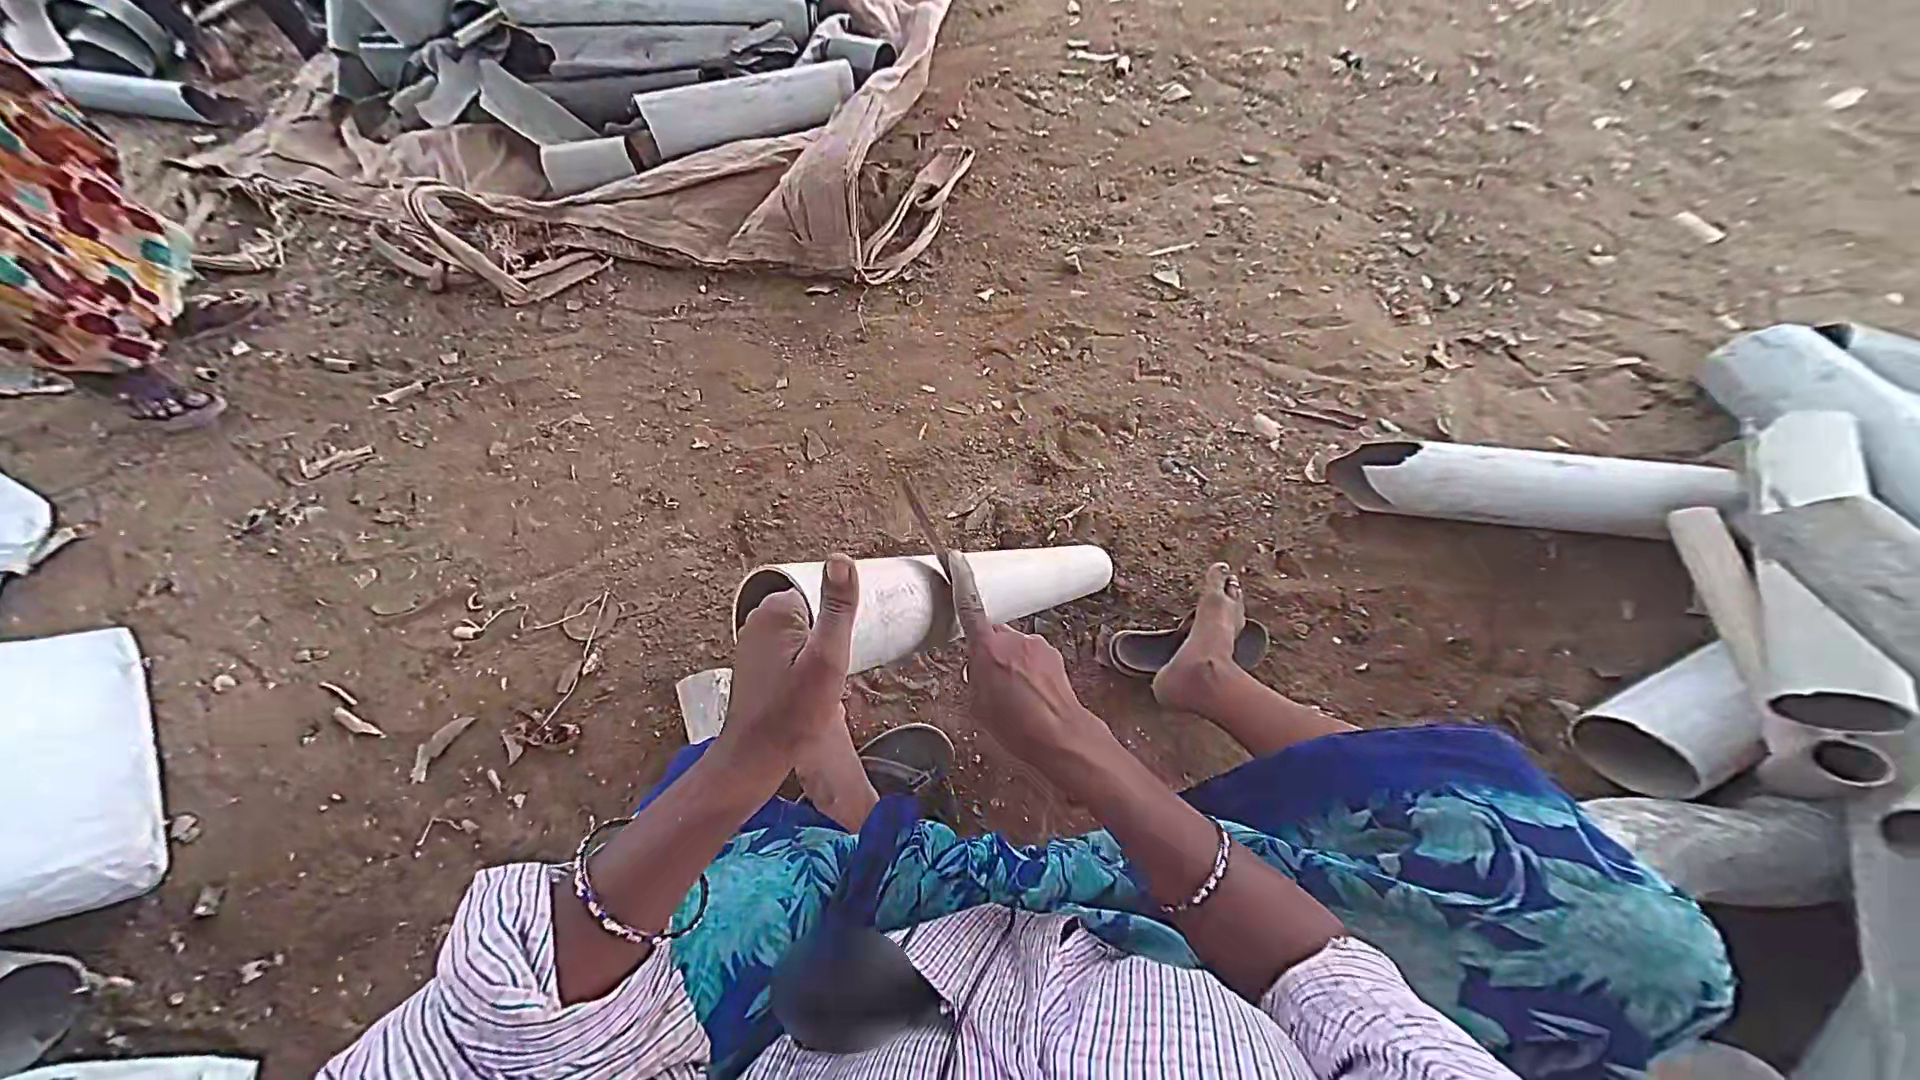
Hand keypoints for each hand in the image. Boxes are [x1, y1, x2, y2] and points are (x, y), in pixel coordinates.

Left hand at [721, 553, 859, 773]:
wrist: (756, 758)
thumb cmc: (794, 712)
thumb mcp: (828, 656)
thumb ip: (837, 608)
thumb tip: (841, 559)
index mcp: (774, 611)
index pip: (821, 596)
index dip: (836, 623)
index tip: (836, 653)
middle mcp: (758, 621)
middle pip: (812, 614)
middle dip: (827, 638)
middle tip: (829, 672)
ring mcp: (754, 643)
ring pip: (803, 634)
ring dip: (817, 655)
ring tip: (819, 684)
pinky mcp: (756, 664)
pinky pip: (791, 652)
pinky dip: (803, 666)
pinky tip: (806, 691)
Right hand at [945, 549, 1104, 764]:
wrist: (1060, 736)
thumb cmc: (1016, 727)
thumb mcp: (977, 706)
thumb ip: (974, 677)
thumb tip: (978, 669)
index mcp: (987, 649)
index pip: (969, 606)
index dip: (960, 579)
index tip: (954, 558)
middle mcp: (1012, 639)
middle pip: (992, 632)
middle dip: (988, 648)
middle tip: (989, 678)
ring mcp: (1035, 644)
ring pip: (1013, 644)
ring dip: (1010, 661)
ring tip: (1014, 695)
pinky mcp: (1052, 654)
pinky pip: (1031, 654)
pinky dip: (1028, 668)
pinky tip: (1030, 693)